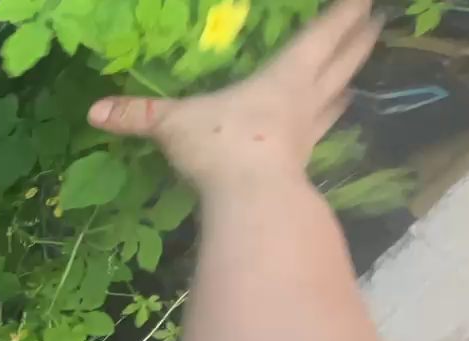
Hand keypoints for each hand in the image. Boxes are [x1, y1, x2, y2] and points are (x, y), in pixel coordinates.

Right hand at [87, 0, 380, 195]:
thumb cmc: (222, 143)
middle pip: (345, 59)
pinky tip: (327, 123)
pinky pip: (321, 133)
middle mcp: (306, 96)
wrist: (248, 194)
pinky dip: (328, 122)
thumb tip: (94, 110)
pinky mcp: (299, 161)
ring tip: (356, 76)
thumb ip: (138, 116)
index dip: (347, 8)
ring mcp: (307, 130)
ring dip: (349, 81)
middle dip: (360, 38)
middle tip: (374, 22)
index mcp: (286, 75)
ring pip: (338, 96)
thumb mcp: (173, 124)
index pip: (327, 30)